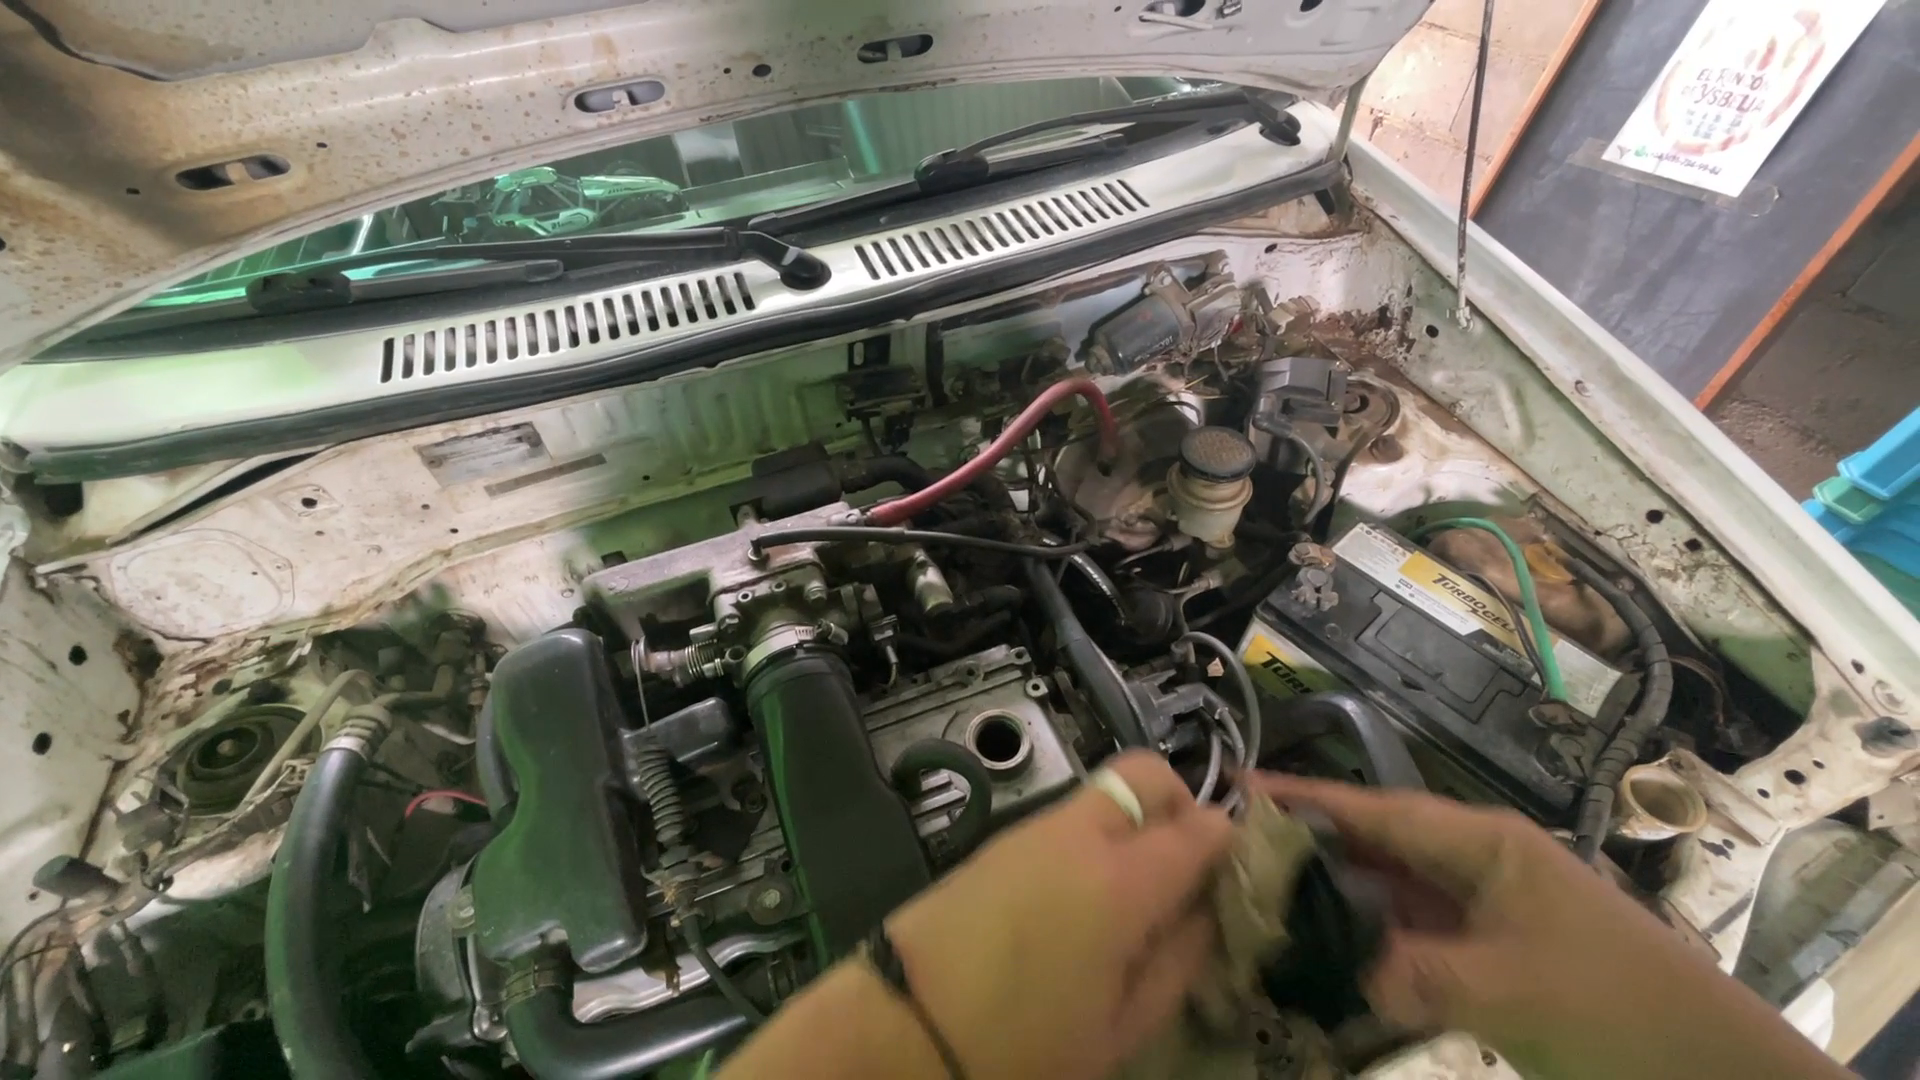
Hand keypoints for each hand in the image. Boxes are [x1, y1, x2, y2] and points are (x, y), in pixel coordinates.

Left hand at [885, 751, 1232, 1079]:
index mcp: (1121, 882)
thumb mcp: (1121, 1027)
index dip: (1230, 839)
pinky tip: (1085, 893)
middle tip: (1185, 861)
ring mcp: (1036, 826)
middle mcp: (1081, 833)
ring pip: (1105, 790)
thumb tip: (1207, 914)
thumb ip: (1178, 961)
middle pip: (1147, 771)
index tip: (1237, 868)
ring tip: (1135, 887)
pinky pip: (1068, 815)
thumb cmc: (1023, 1043)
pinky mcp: (1004, 836)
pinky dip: (1095, 834)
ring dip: (1135, 819)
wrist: (906, 1020)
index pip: (1200, 828)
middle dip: (1180, 802)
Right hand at [1248, 773, 1847, 1079]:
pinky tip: (1325, 954)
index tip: (1243, 788)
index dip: (1308, 798)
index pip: (1378, 810)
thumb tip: (1341, 972)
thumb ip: (1419, 975)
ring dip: (1333, 896)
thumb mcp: (1519, 992)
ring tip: (1265, 898)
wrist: (1725, 1079)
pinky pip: (1406, 934)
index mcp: (1483, 843)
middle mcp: (1473, 862)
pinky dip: (1366, 941)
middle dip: (1309, 844)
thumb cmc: (1625, 1012)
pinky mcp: (1481, 952)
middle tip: (1236, 850)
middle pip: (1374, 843)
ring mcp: (1477, 908)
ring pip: (1386, 890)